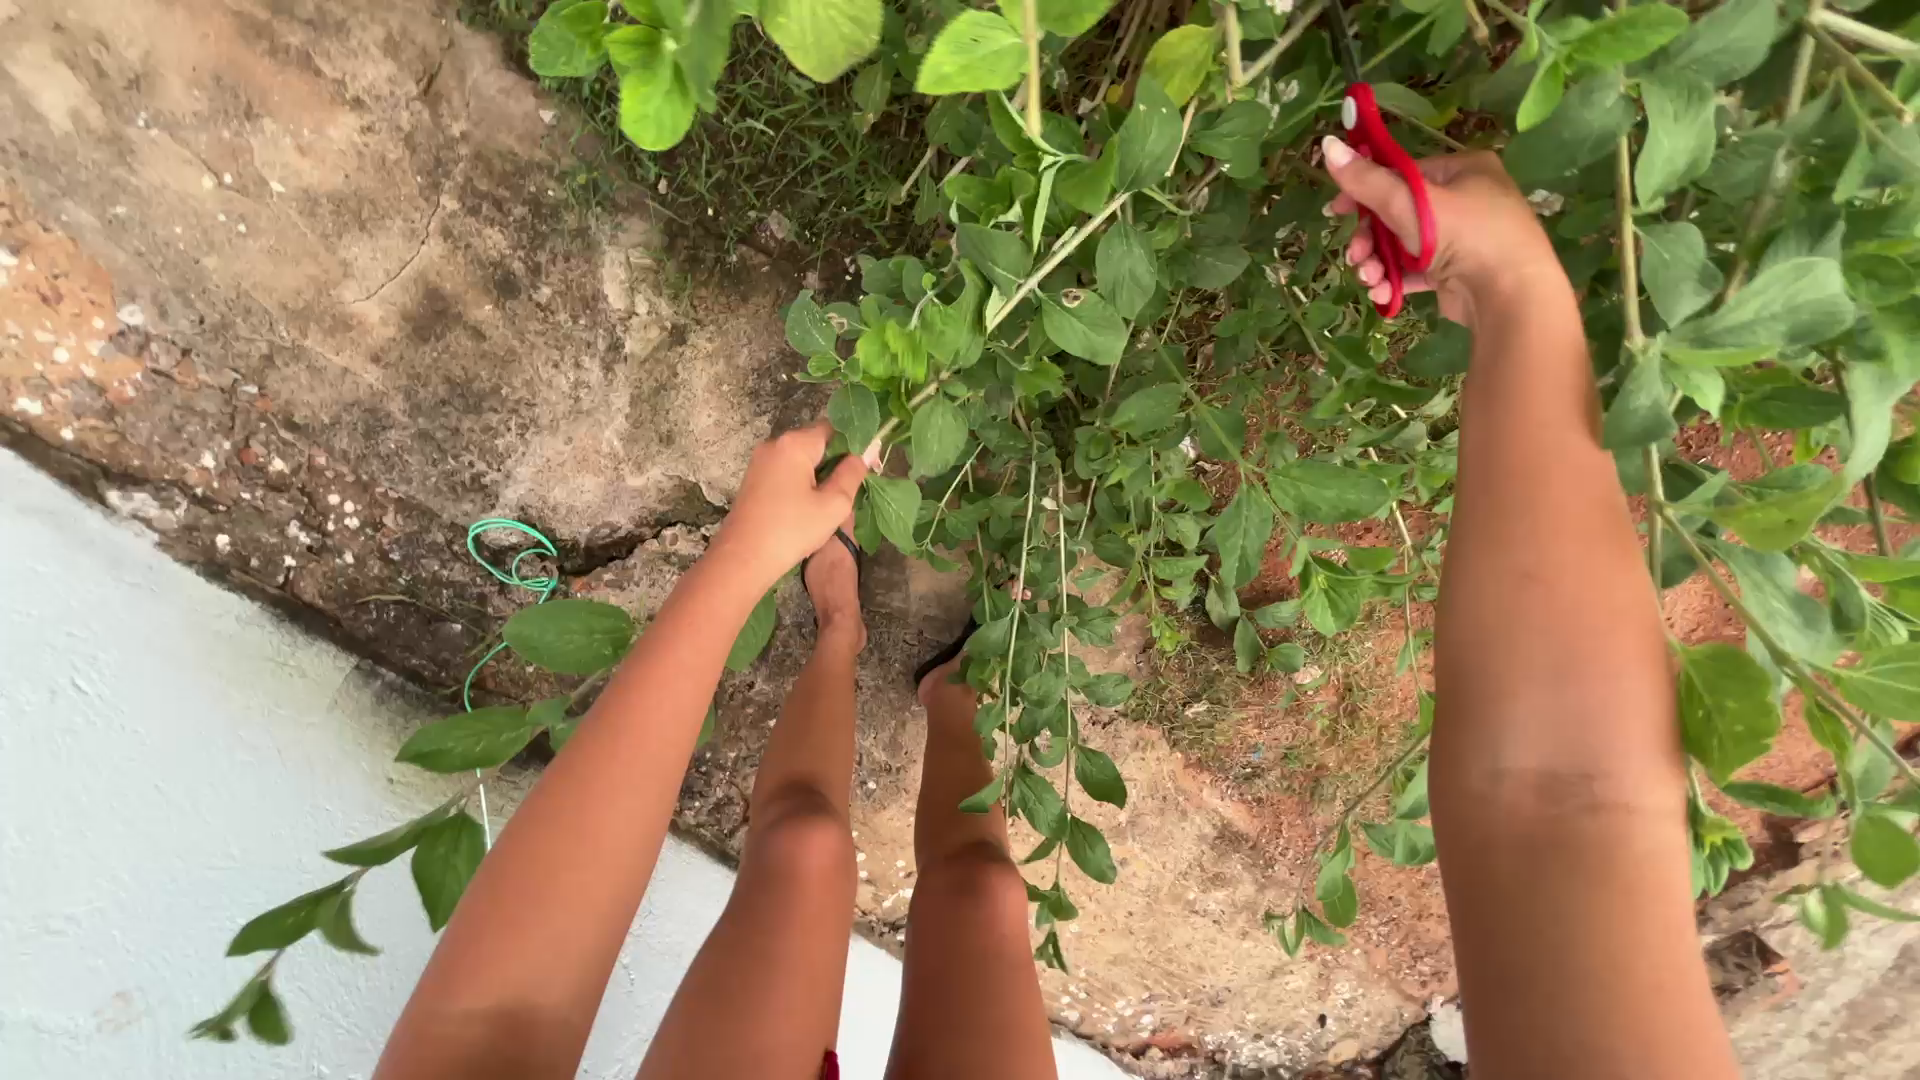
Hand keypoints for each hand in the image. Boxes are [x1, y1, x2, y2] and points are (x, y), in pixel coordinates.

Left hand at [705, 420, 869, 590]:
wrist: (744, 558)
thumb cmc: (792, 530)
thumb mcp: (833, 504)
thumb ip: (853, 473)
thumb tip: (869, 450)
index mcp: (794, 444)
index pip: (833, 428)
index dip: (853, 444)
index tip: (866, 467)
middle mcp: (774, 445)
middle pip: (815, 442)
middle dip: (836, 461)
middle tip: (852, 489)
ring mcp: (761, 461)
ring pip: (801, 458)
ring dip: (819, 474)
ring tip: (831, 501)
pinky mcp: (755, 478)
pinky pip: (787, 470)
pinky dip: (802, 482)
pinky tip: (809, 506)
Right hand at [1321, 137, 1565, 330]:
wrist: (1505, 291)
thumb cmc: (1463, 234)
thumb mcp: (1408, 204)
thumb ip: (1367, 180)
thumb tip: (1327, 145)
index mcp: (1460, 170)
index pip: (1400, 175)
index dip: (1363, 194)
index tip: (1336, 213)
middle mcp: (1462, 199)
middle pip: (1395, 215)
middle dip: (1369, 240)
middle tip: (1356, 257)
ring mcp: (1459, 237)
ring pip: (1399, 247)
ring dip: (1376, 265)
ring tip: (1370, 280)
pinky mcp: (1453, 270)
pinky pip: (1412, 270)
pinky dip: (1393, 281)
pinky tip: (1383, 293)